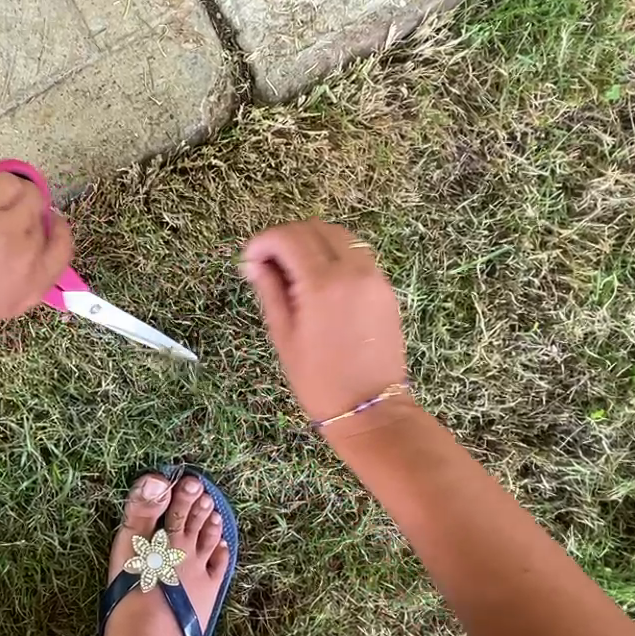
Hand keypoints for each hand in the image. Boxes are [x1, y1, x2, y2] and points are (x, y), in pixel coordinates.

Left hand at [0, 172, 73, 350]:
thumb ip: (8, 282)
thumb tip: (12, 252)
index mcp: (26, 293)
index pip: (61, 252)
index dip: (53, 234)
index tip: (42, 224)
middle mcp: (24, 262)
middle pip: (45, 222)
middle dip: (28, 216)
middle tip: (2, 213)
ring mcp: (4, 232)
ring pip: (30, 196)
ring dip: (14, 196)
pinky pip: (5, 183)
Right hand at [241, 221, 407, 427]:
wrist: (370, 407)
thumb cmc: (318, 379)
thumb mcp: (284, 335)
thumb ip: (270, 290)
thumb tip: (255, 263)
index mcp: (322, 284)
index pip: (289, 238)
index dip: (264, 241)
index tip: (250, 259)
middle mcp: (352, 271)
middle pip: (315, 228)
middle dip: (286, 237)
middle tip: (267, 262)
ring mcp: (374, 277)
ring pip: (339, 236)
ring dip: (311, 241)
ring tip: (292, 269)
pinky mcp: (385, 287)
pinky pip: (356, 254)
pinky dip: (332, 254)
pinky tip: (318, 279)